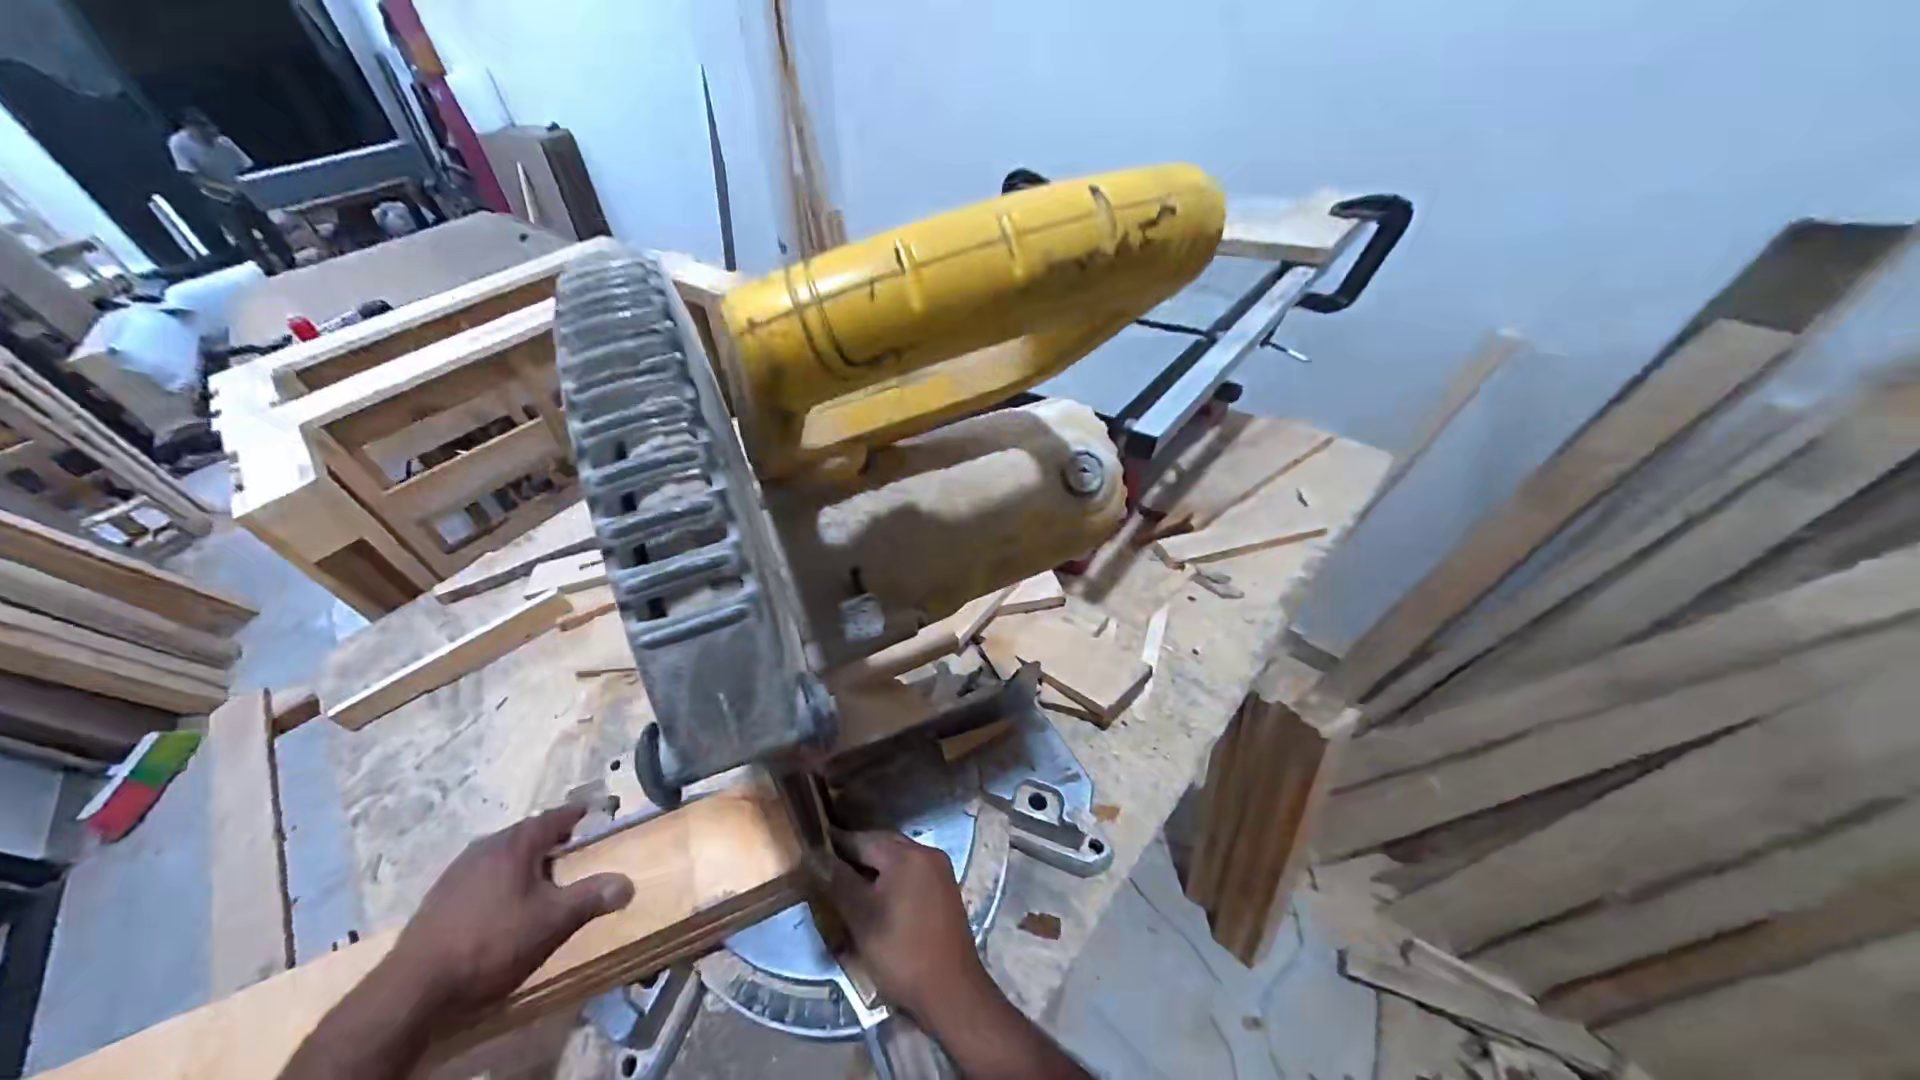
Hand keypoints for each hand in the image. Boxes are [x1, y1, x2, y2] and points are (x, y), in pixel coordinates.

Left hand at [382, 804, 633, 1021]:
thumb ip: (592, 897)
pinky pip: (482, 875)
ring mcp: (456, 873)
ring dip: (526, 860)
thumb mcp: (553, 921)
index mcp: (515, 844)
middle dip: (552, 838)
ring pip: (502, 855)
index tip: (596, 810)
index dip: (578, 813)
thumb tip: (629, 883)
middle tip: (575, 847)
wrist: (412, 990)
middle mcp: (485, 848)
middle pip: (527, 833)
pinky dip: (502, 879)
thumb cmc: (492, 943)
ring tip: (544, 877)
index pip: (555, 816)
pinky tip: (506, 904)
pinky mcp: (438, 899)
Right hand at [828, 830, 990, 1018]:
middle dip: (855, 854)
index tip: (813, 852)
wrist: (951, 991)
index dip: (836, 845)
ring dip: (874, 866)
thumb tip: (818, 857)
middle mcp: (927, 852)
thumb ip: (839, 882)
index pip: (863, 839)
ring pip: (898, 857)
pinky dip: (892, 876)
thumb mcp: (862, 918)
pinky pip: (912, 871)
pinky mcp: (945, 888)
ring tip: (848, 883)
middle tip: (828, 869)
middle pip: (883, 844)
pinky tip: (876, 895)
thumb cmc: (902, 953)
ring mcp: (940, 870)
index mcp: (907, 855)